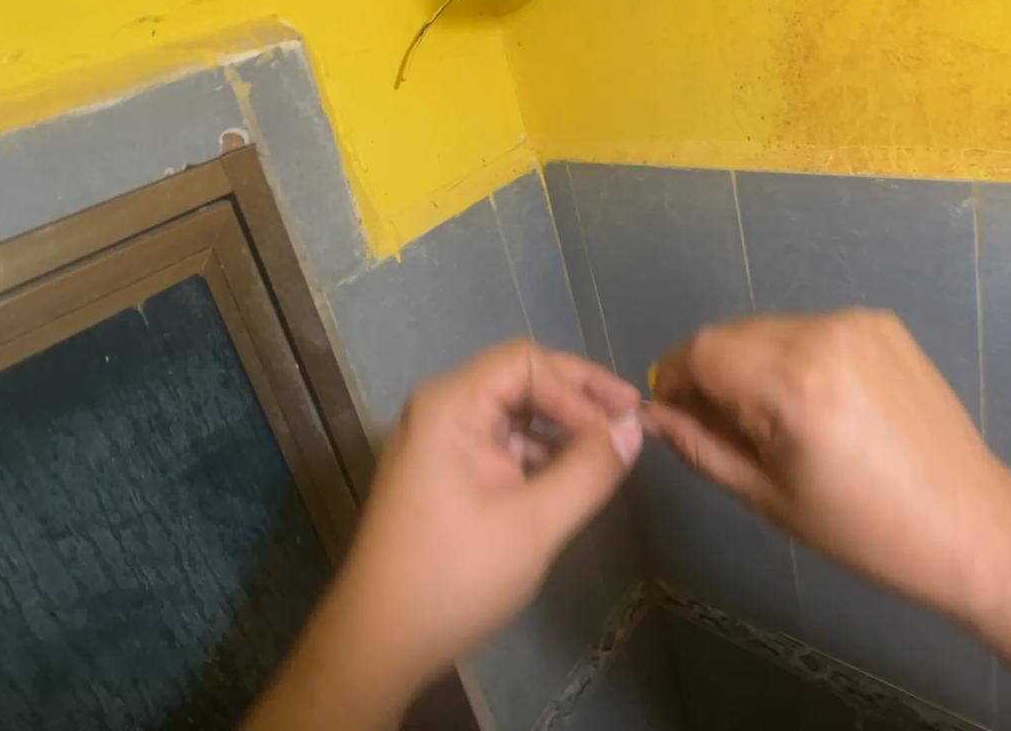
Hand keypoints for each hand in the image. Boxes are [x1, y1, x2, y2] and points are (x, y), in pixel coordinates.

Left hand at [330, 338, 642, 680]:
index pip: (526, 363)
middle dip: (577, 394)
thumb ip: (588, 471)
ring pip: (515, 409)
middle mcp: (443, 409)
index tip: (616, 426)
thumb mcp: (533, 526)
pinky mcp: (448, 469)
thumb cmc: (452, 579)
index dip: (576, 387)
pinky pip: (503, 439)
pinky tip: (573, 471)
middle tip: (630, 413)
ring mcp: (442, 439)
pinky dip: (542, 449)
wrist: (377, 647)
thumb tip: (633, 428)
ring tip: (611, 443)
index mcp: (451, 406)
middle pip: (521, 377)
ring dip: (563, 422)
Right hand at [643, 310, 1010, 619]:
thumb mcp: (767, 497)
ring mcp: (857, 322)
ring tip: (773, 414)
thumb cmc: (864, 530)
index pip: (702, 351)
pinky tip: (815, 398)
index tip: (673, 408)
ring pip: (769, 328)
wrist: (973, 525)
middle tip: (718, 419)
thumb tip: (654, 413)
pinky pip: (809, 329)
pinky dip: (792, 354)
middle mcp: (822, 335)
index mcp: (793, 385)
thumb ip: (700, 445)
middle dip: (710, 370)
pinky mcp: (882, 322)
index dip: (675, 375)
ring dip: (751, 361)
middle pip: (731, 333)